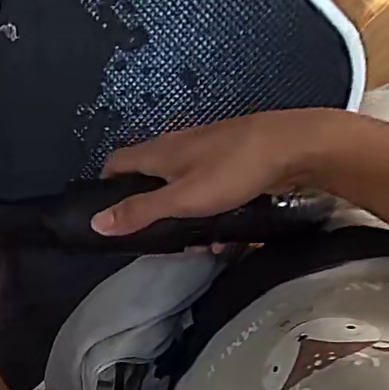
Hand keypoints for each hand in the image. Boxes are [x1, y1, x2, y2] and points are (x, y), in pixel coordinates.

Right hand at [95, 108, 347, 235]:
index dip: (106, 187)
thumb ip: (140, 212)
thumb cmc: (231, 171)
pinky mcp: (229, 160)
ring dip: (185, 218)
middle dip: (152, 212)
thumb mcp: (181, 200)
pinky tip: (227, 231)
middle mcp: (177, 146)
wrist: (291, 147)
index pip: (116, 163)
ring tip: (200, 243)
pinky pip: (209, 190)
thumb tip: (97, 222)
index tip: (110, 215)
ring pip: (182, 189)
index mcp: (158, 152)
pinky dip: (210, 211)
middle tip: (161, 240)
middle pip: (148, 179)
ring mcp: (205, 152)